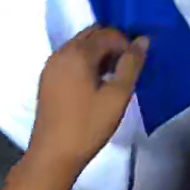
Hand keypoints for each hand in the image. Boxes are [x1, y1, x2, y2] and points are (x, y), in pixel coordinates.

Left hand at [25, 26, 147, 181]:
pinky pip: (70, 56)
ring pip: (80, 44)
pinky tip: (95, 82)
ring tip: (114, 75)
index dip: (126, 43)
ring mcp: (51, 64)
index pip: (107, 33)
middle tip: (126, 66)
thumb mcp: (117, 96)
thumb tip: (142, 40)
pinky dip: (85, 60)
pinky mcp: (47, 77)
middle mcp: (61, 52)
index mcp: (77, 53)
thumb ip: (131, 65)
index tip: (136, 62)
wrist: (52, 155)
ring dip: (99, 52)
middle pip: (91, 34)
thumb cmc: (88, 126)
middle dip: (112, 43)